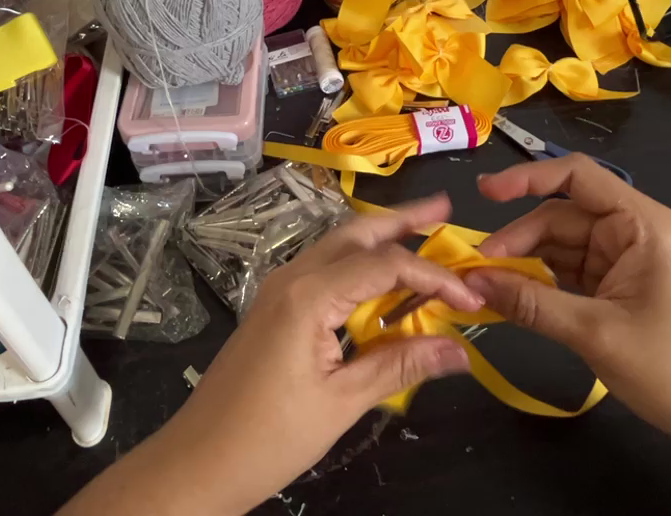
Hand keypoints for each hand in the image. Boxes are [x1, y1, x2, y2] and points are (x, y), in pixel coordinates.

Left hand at [61, 196, 479, 515]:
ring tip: (422, 230)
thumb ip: (401, 366)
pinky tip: (381, 279)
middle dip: (401, 220)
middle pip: (356, 233)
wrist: (198, 461)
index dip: (433, 276)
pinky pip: (325, 269)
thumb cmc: (269, 436)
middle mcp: (294, 275)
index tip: (472, 297)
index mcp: (310, 294)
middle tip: (444, 209)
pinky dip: (359, 264)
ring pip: (338, 246)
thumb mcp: (342, 403)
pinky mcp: (276, 304)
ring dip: (380, 238)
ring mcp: (280, 287)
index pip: (385, 265)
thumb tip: (460, 350)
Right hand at [465, 155, 670, 455]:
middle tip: (475, 268)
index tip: (485, 193)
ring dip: (524, 262)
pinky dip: (539, 280)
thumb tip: (472, 281)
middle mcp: (631, 230)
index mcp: (641, 223)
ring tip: (487, 284)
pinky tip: (513, 294)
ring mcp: (624, 257)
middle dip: (518, 239)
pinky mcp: (616, 283)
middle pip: (560, 216)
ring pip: (559, 244)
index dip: (527, 178)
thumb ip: (531, 303)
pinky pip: (568, 269)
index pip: (577, 176)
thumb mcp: (594, 333)